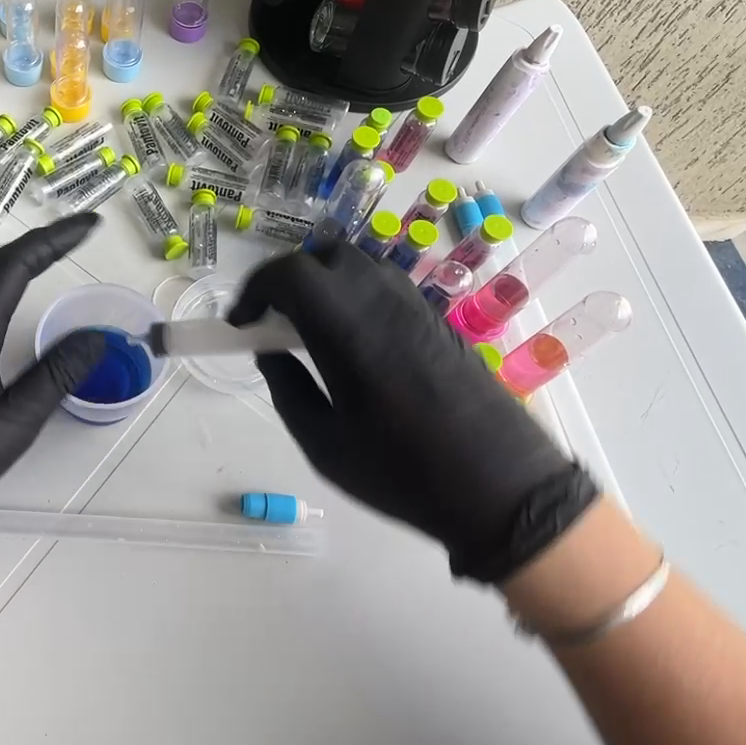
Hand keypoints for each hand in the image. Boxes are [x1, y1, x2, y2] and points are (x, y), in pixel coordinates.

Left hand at [0, 215, 107, 587]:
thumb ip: (55, 376)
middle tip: (79, 236)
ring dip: (13, 257)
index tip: (89, 228)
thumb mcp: (13, 425)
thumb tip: (97, 337)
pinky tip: (4, 290)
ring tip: (50, 254)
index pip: (16, 266)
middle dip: (39, 243)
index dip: (55, 240)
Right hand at [231, 240, 598, 582]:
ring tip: (309, 326)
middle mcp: (384, 304)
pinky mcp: (439, 320)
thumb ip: (287, 390)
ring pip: (359, 262)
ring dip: (324, 280)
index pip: (290, 274)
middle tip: (272, 319)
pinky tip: (352, 336)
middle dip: (287, 277)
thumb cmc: (404, 474)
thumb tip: (268, 353)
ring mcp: (417, 307)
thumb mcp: (324, 446)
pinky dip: (355, 292)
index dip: (255, 289)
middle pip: (325, 255)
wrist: (504, 489)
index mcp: (349, 332)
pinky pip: (386, 283)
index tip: (242, 322)